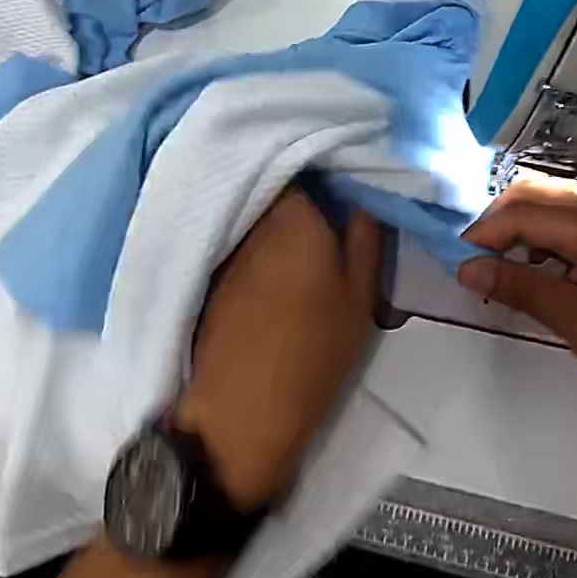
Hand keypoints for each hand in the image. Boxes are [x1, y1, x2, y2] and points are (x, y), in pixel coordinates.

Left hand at [175, 188, 381, 509]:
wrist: (241, 412)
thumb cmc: (314, 350)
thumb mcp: (360, 296)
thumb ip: (366, 239)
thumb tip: (365, 198)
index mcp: (293, 217)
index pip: (304, 164)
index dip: (326, 171)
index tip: (345, 189)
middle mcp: (252, 221)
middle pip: (276, 187)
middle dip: (302, 194)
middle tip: (331, 218)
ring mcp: (226, 249)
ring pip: (257, 215)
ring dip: (278, 221)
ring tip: (306, 243)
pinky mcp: (210, 276)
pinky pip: (240, 241)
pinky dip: (257, 245)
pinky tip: (275, 270)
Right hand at [456, 182, 576, 418]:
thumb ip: (519, 287)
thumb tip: (466, 268)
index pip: (524, 212)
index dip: (484, 233)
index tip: (456, 264)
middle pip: (537, 199)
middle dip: (497, 225)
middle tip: (472, 264)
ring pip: (551, 217)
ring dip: (517, 238)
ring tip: (494, 275)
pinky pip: (568, 238)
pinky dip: (540, 252)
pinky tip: (528, 280)